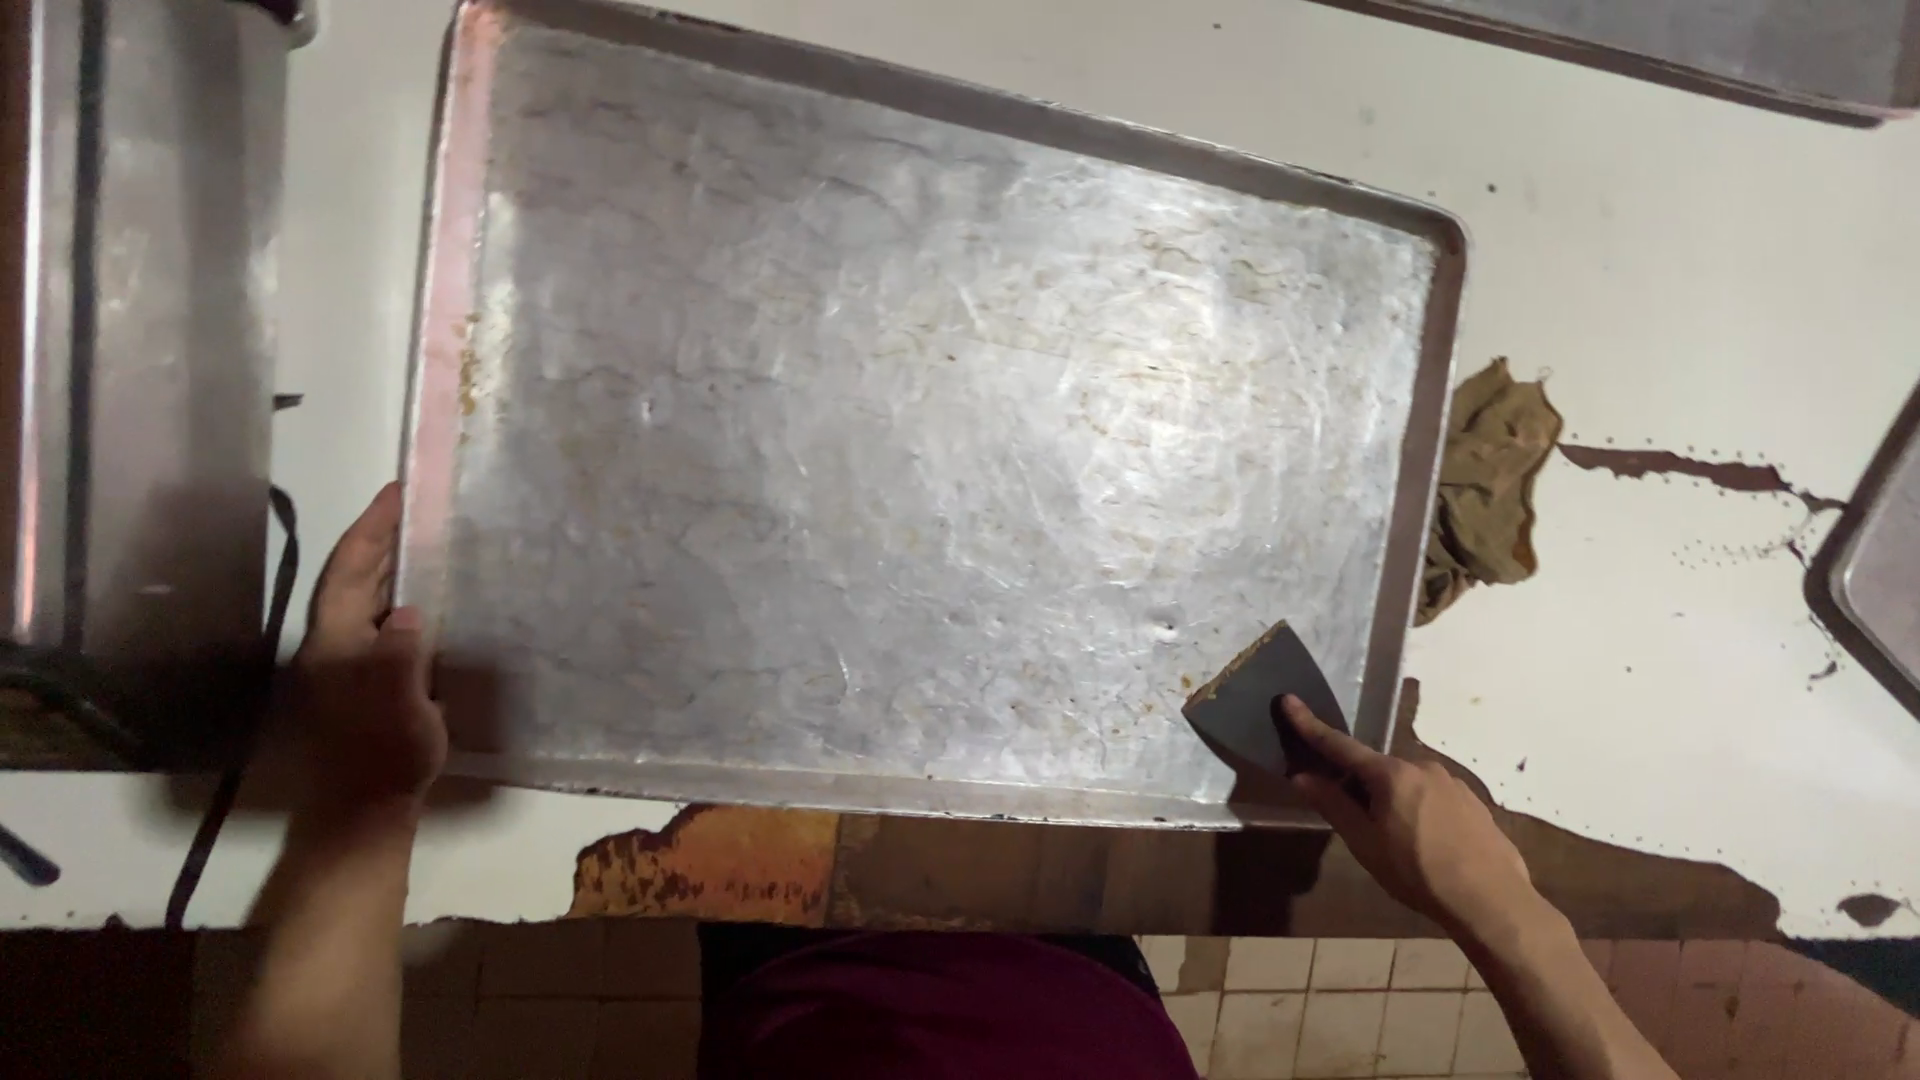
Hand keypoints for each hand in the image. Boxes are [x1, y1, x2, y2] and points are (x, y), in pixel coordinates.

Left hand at [287, 483, 446, 811]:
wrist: (370, 805)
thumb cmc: (387, 755)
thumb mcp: (400, 706)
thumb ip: (399, 657)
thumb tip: (408, 611)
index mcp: (336, 646)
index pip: (348, 575)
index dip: (370, 532)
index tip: (395, 495)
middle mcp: (335, 645)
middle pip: (352, 580)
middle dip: (378, 538)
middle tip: (412, 505)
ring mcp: (349, 661)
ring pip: (365, 598)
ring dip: (389, 563)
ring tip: (422, 537)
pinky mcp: (369, 674)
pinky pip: (382, 619)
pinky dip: (401, 593)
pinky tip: (427, 592)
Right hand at [1277, 695, 1538, 936]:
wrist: (1495, 904)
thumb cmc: (1419, 873)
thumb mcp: (1365, 843)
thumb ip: (1333, 804)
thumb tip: (1301, 776)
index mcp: (1390, 773)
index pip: (1339, 745)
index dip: (1309, 725)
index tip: (1288, 700)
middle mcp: (1421, 767)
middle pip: (1376, 768)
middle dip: (1359, 785)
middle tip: (1356, 821)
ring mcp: (1453, 784)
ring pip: (1406, 783)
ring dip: (1392, 799)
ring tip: (1398, 841)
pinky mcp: (1475, 804)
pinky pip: (1433, 798)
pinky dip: (1419, 810)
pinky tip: (1427, 844)